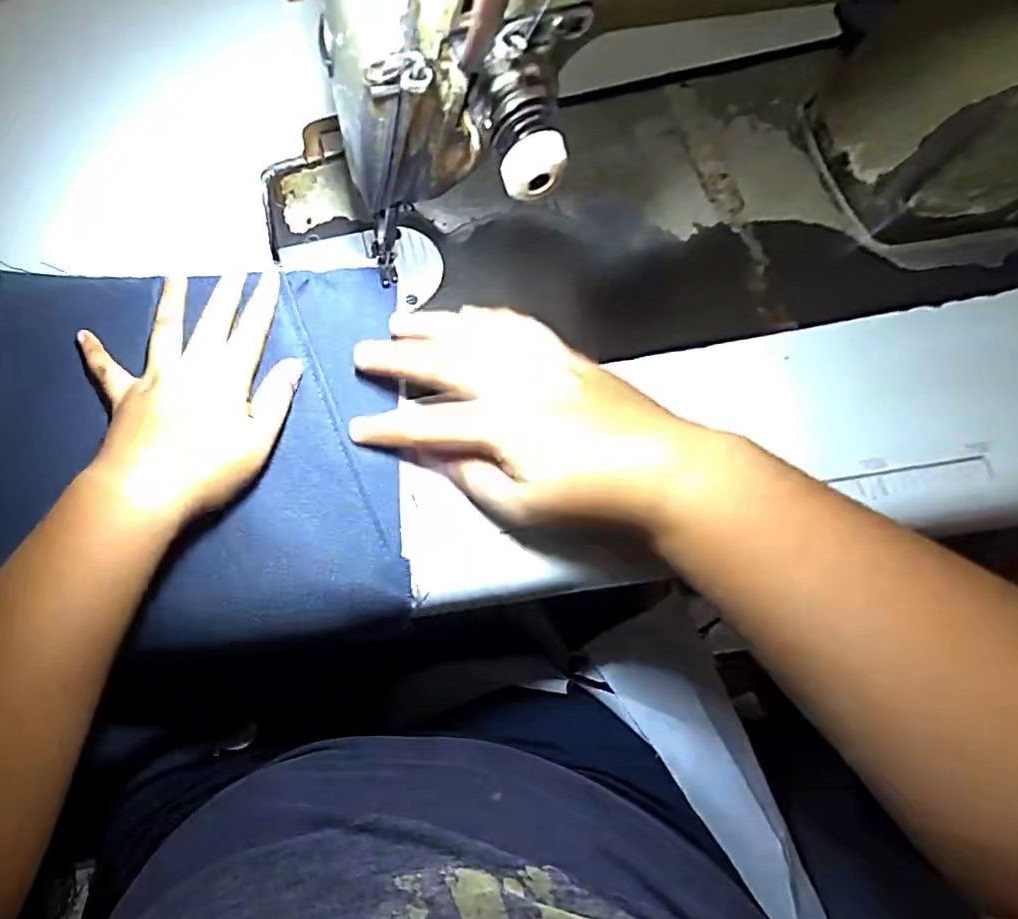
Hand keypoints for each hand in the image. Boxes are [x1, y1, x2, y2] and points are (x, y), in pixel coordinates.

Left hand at [77, 272, 302, 523]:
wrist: (146, 490)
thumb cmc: (209, 472)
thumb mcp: (257, 442)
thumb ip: (275, 400)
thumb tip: (293, 365)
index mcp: (226, 378)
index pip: (250, 332)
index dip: (261, 303)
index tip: (268, 276)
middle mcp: (191, 367)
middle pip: (211, 321)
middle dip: (226, 292)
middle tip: (234, 266)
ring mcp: (154, 378)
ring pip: (164, 330)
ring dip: (171, 301)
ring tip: (175, 275)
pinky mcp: (124, 396)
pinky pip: (107, 370)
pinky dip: (96, 353)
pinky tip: (82, 335)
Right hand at [348, 306, 746, 540]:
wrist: (660, 467)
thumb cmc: (588, 497)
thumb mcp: (521, 506)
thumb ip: (471, 477)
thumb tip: (435, 454)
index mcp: (499, 425)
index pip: (428, 424)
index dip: (388, 427)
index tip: (356, 427)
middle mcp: (514, 383)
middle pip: (443, 364)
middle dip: (397, 359)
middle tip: (362, 352)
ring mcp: (541, 363)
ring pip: (477, 334)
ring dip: (434, 325)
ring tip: (402, 320)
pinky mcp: (564, 356)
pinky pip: (518, 326)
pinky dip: (487, 317)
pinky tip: (469, 314)